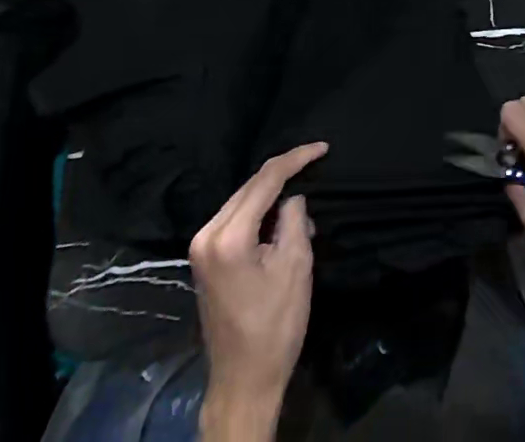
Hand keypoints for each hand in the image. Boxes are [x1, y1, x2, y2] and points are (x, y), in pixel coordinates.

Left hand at [191, 141, 327, 440]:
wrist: (244, 377)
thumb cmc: (275, 324)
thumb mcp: (295, 266)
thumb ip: (294, 220)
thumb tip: (293, 198)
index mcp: (228, 236)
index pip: (265, 180)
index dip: (296, 159)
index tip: (322, 148)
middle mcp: (206, 234)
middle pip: (249, 187)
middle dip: (284, 174)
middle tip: (316, 164)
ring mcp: (201, 247)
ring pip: (242, 201)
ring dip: (273, 196)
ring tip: (304, 204)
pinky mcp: (204, 258)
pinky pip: (236, 219)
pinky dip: (260, 213)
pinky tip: (282, 219)